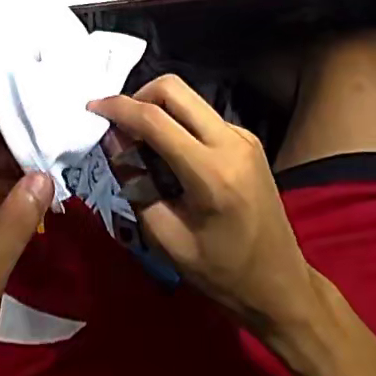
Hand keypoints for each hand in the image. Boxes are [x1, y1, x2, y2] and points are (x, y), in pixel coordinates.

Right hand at [87, 75, 318, 332]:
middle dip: (138, 96)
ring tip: (139, 139)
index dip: (118, 108)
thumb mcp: (168, 240)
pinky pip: (201, 114)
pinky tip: (168, 151)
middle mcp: (230, 142)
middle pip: (173, 88)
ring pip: (188, 97)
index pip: (155, 120)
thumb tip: (113, 141)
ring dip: (156, 107)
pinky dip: (176, 121)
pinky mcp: (247, 138)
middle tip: (117, 122)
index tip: (93, 109)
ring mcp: (242, 136)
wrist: (283, 287)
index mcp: (211, 173)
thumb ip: (135, 185)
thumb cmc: (224, 274)